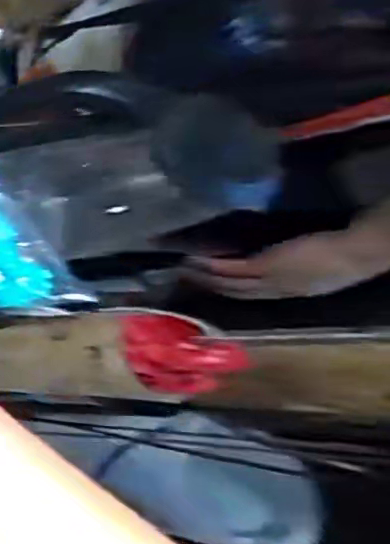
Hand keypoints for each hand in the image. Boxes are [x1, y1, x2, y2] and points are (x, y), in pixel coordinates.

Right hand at [184, 229, 389, 298]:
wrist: (364, 249)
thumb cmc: (350, 254)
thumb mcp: (325, 267)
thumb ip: (298, 267)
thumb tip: (271, 263)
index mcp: (294, 291)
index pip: (254, 294)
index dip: (228, 291)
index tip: (206, 285)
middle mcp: (278, 290)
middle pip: (235, 292)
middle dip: (207, 286)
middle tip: (181, 279)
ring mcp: (270, 279)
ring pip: (226, 282)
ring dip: (200, 276)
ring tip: (178, 268)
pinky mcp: (264, 266)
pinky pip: (228, 268)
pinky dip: (207, 264)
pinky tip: (190, 258)